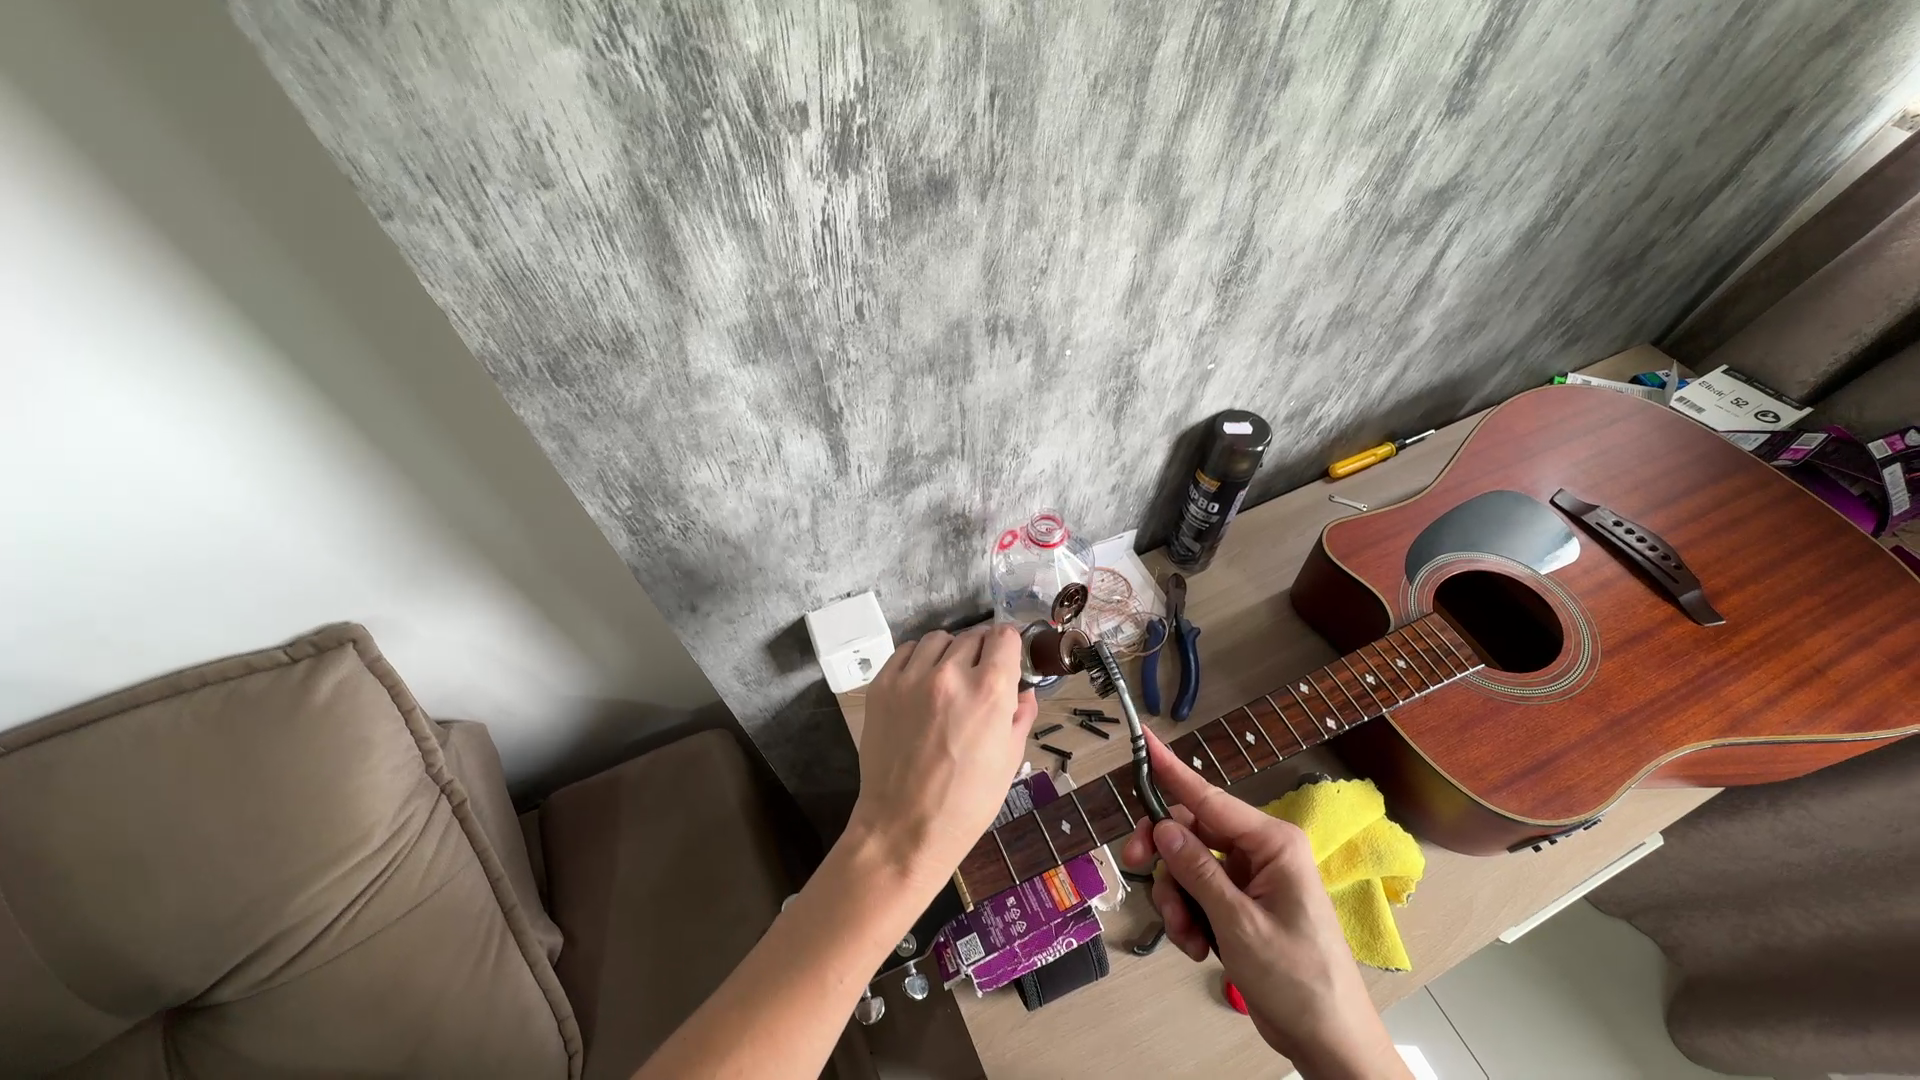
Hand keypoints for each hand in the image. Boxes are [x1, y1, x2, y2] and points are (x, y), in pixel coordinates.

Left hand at [849, 624, 1037, 896]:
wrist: (904, 827)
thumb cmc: (967, 802)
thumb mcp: (1010, 760)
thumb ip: (1020, 715)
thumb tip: (1024, 692)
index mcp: (990, 691)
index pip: (1004, 636)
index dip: (1010, 645)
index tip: (1008, 656)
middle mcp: (951, 674)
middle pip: (973, 637)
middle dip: (982, 651)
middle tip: (980, 675)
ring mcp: (911, 678)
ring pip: (937, 639)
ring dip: (950, 651)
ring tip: (949, 677)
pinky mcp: (882, 687)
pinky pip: (905, 653)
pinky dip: (918, 659)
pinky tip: (922, 681)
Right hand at [1122, 733, 1407, 1079]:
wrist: (1329, 1042)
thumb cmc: (1296, 978)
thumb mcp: (1239, 923)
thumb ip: (1197, 871)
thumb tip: (1162, 826)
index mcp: (1271, 843)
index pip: (1209, 797)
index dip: (1171, 770)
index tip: (1143, 740)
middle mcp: (1260, 852)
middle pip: (1191, 833)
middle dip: (1165, 859)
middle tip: (1132, 865)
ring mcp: (1250, 881)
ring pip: (1188, 867)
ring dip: (1177, 900)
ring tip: (1186, 938)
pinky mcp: (1241, 907)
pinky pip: (1198, 895)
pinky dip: (1189, 918)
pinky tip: (1198, 948)